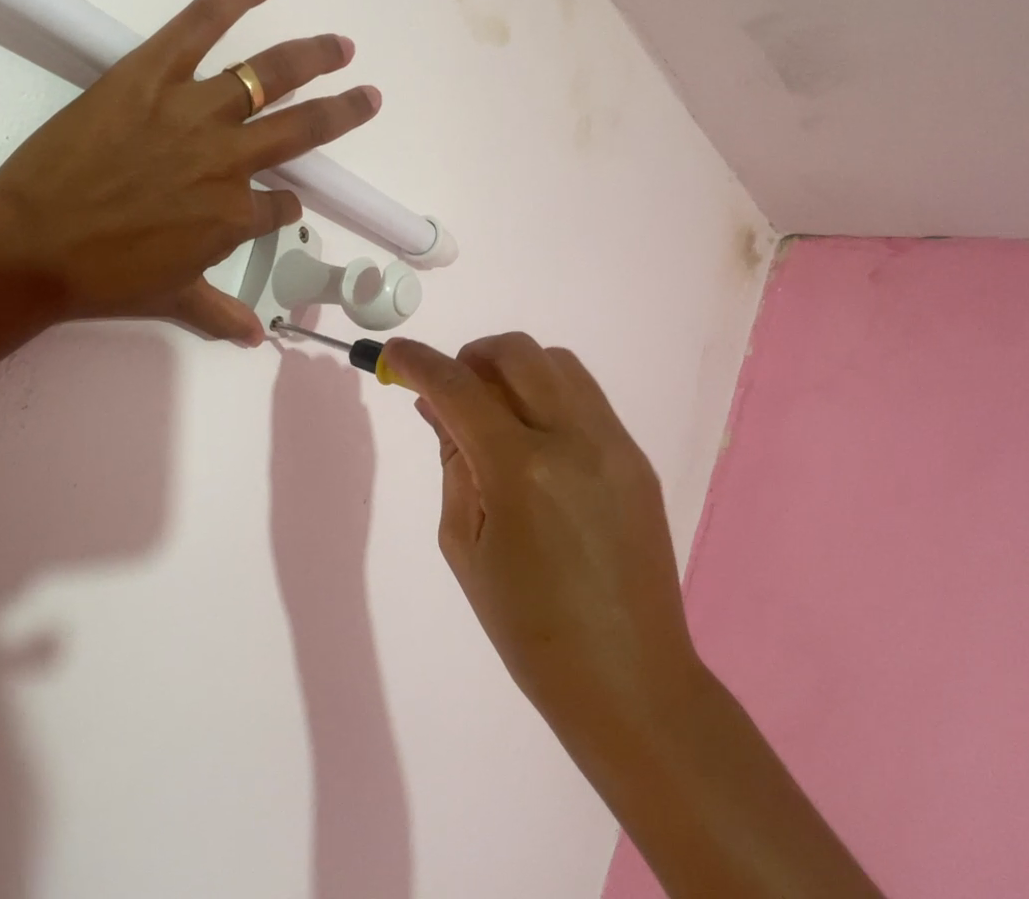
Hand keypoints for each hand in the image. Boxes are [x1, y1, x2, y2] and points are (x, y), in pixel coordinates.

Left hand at [0, 0, 380, 344]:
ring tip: (340, 47)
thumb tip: (256, 337)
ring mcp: (194, 113)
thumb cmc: (103, 278)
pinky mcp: (152, 74)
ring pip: (268, 76)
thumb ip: (220, 313)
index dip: (285, 206)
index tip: (285, 203)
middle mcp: (229, 161)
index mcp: (234, 217)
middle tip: (367, 97)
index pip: (279, 207)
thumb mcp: (171, 299)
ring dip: (312, 58)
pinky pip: (203, 23)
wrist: (34, 244)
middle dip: (340, 115)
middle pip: (300, 131)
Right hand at [383, 334, 700, 729]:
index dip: (417, 364)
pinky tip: (528, 444)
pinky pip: (584, 399)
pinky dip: (545, 397)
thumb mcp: (463, 545)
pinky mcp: (636, 460)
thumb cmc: (525, 625)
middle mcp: (576, 440)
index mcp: (521, 470)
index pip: (459, 388)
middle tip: (446, 391)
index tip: (391, 356)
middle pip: (518, 353)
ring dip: (511, 371)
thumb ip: (453, 465)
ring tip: (488, 416)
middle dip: (469, 357)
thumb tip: (440, 411)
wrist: (626, 675)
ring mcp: (615, 446)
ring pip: (559, 365)